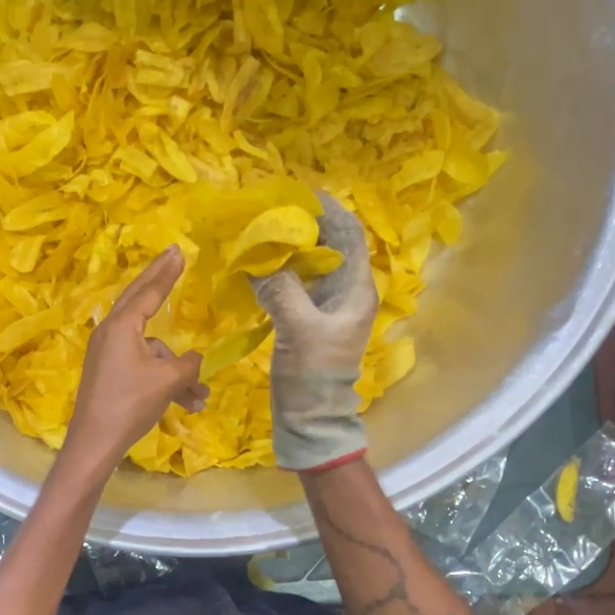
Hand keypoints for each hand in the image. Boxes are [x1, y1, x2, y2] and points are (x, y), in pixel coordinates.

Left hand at [65, 246, 207, 470]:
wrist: (95, 442)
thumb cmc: (130, 403)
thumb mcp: (167, 381)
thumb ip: (187, 364)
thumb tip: (193, 360)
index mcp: (121, 327)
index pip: (148, 292)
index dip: (166, 273)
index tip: (177, 251)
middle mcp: (111, 334)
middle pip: (140, 302)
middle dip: (161, 284)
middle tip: (174, 257)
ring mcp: (107, 355)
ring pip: (152, 352)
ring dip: (177, 371)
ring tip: (197, 396)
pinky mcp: (108, 375)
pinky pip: (143, 368)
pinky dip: (163, 382)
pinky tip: (185, 405)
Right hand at [253, 193, 379, 471]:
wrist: (310, 420)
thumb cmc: (314, 376)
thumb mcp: (299, 329)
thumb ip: (282, 289)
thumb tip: (260, 258)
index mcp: (356, 289)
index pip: (349, 235)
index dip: (328, 211)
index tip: (299, 194)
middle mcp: (346, 293)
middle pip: (329, 246)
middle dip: (303, 226)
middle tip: (270, 211)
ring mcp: (326, 308)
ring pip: (310, 266)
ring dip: (288, 249)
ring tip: (260, 233)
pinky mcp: (307, 321)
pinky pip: (295, 286)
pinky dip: (278, 272)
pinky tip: (257, 268)